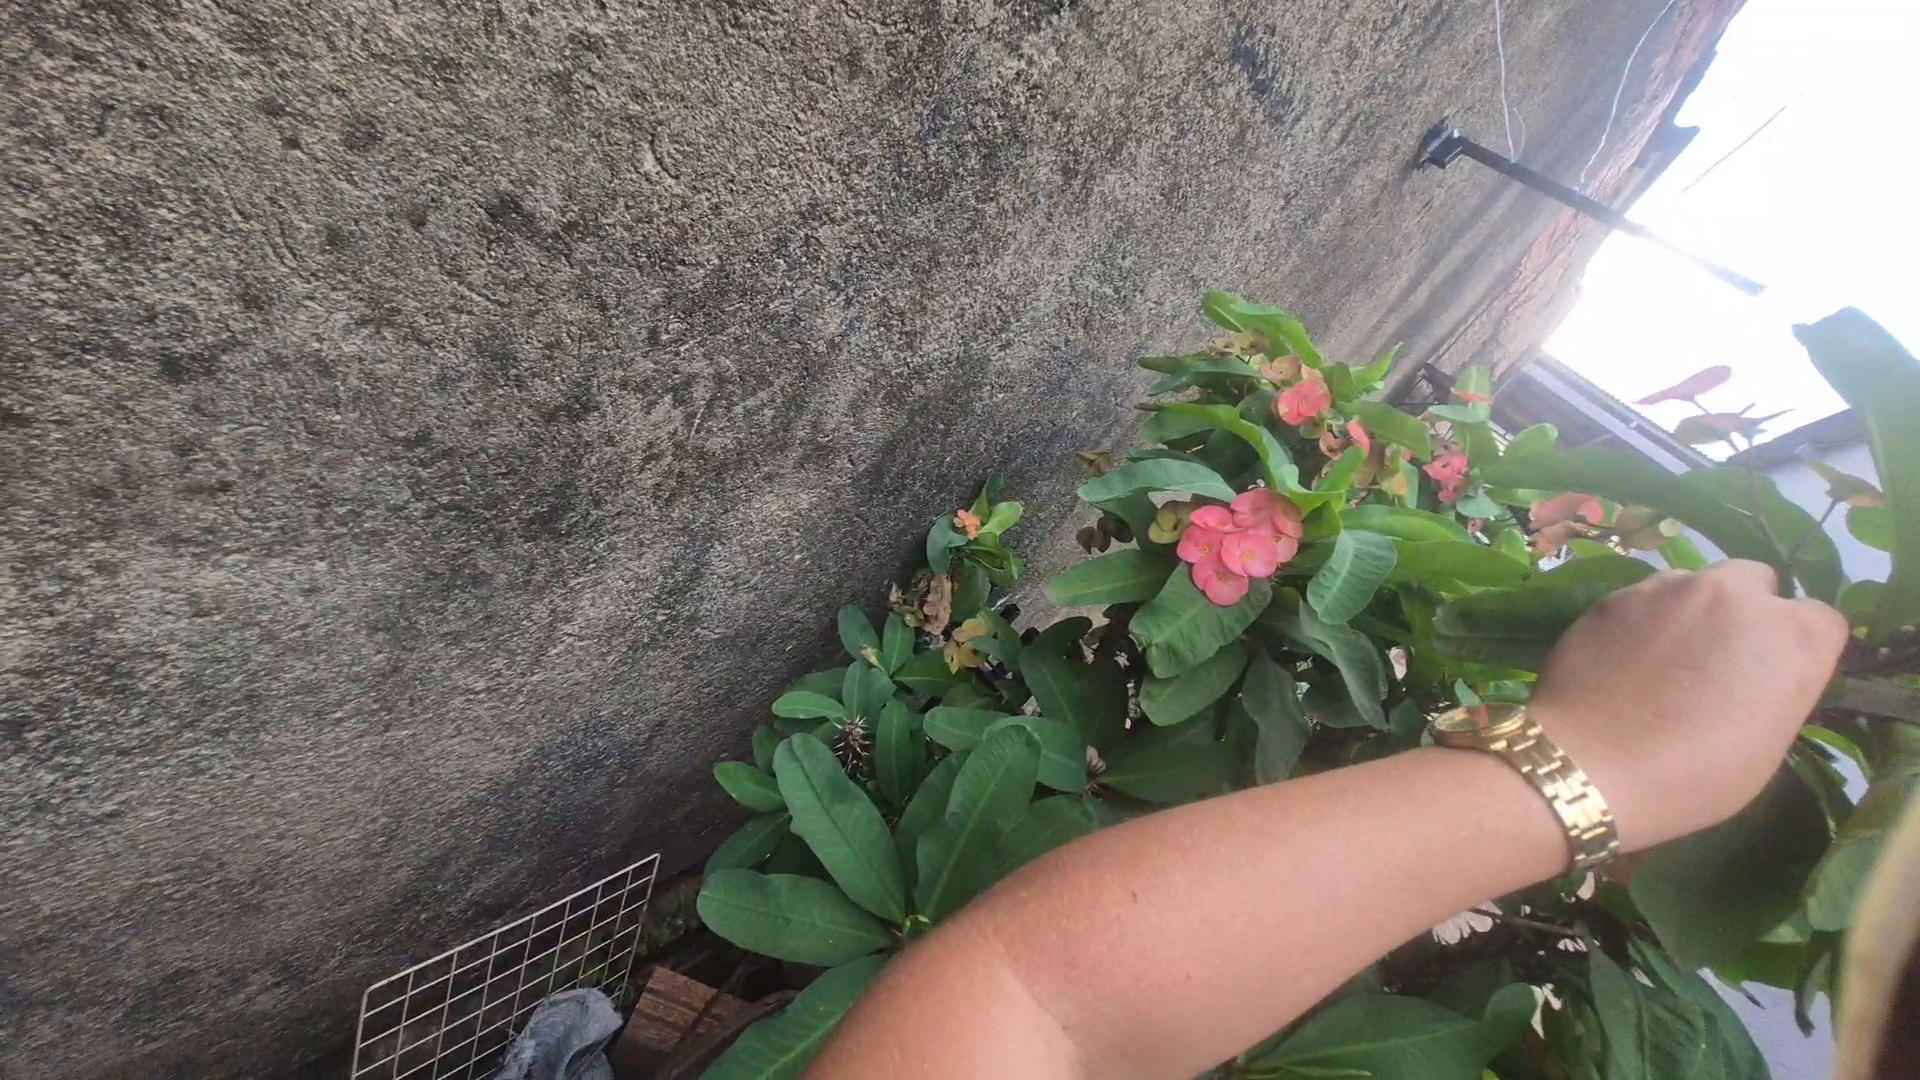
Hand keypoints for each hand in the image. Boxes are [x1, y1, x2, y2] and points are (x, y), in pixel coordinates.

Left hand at [1528, 559, 1849, 850]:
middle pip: (1748, 581)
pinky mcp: (1604, 600)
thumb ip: (1772, 683)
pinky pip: (1634, 600)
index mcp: (1792, 632)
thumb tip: (1749, 671)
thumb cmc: (1695, 769)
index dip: (1796, 643)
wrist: (1591, 759)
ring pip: (1685, 582)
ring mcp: (1658, 592)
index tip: (1772, 669)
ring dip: (1682, 607)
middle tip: (1714, 651)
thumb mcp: (1768, 735)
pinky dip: (1635, 619)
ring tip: (1660, 652)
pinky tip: (1618, 655)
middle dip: (1739, 606)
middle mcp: (1729, 596)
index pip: (1817, 619)